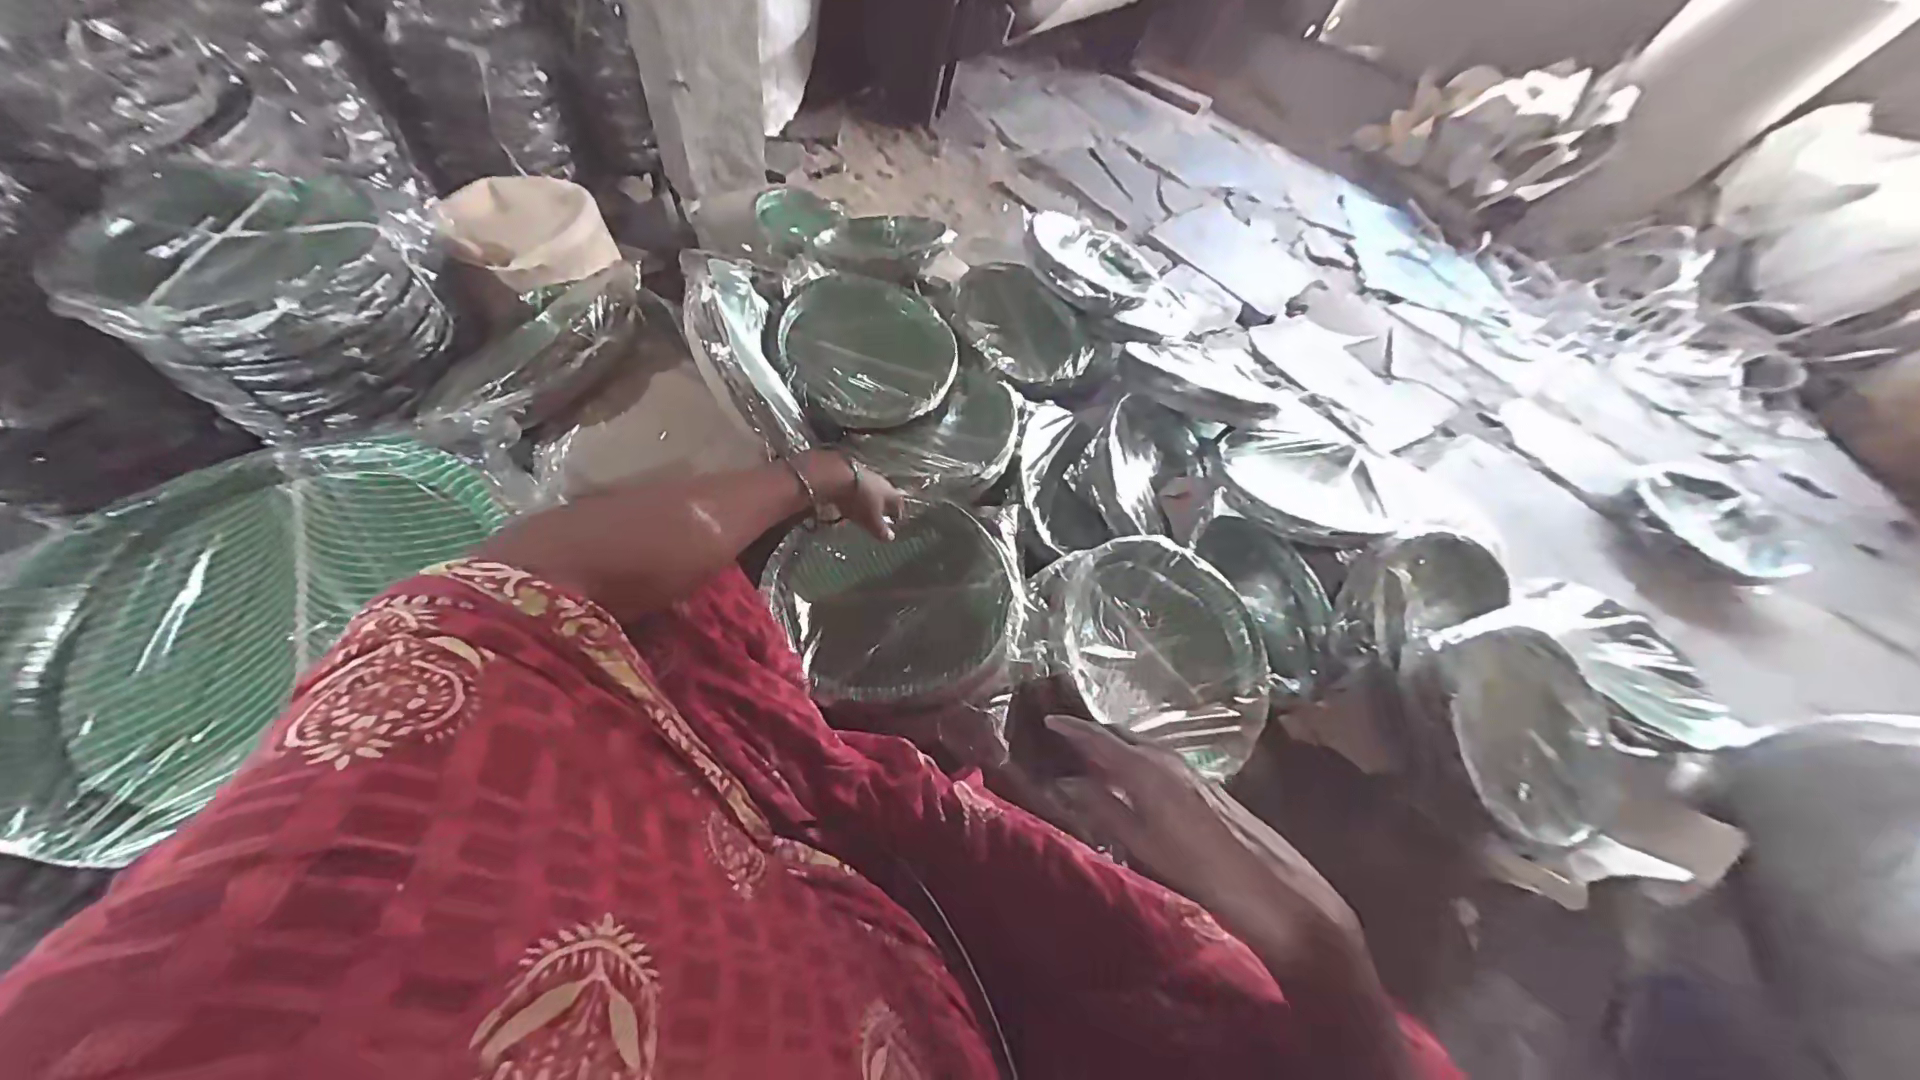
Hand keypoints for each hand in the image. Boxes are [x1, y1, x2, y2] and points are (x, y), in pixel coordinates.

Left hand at [795, 450, 905, 540]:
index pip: (899, 503)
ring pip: (871, 487)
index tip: (896, 519)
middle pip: (885, 493)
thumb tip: (890, 537)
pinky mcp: (850, 469)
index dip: (898, 512)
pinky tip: (849, 498)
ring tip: (863, 507)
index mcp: (891, 493)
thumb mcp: (870, 521)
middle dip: (883, 503)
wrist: (837, 476)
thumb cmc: (859, 502)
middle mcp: (881, 481)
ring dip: (868, 497)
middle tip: (879, 514)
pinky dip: (855, 492)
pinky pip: (856, 484)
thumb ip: (881, 530)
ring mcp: (865, 473)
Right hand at [1043, 715, 1364, 975]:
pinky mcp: (1207, 787)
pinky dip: (1135, 763)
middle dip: (1091, 733)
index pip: (1099, 738)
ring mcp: (1192, 772)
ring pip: (1141, 749)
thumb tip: (1065, 781)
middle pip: (1122, 736)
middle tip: (1063, 738)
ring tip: (1090, 758)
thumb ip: (1102, 808)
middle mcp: (1169, 761)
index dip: (1071, 728)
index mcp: (1147, 770)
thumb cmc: (1202, 875)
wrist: (1281, 899)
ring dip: (1115, 748)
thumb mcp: (1142, 846)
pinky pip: (1158, 762)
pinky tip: (1131, 782)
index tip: (1048, 720)